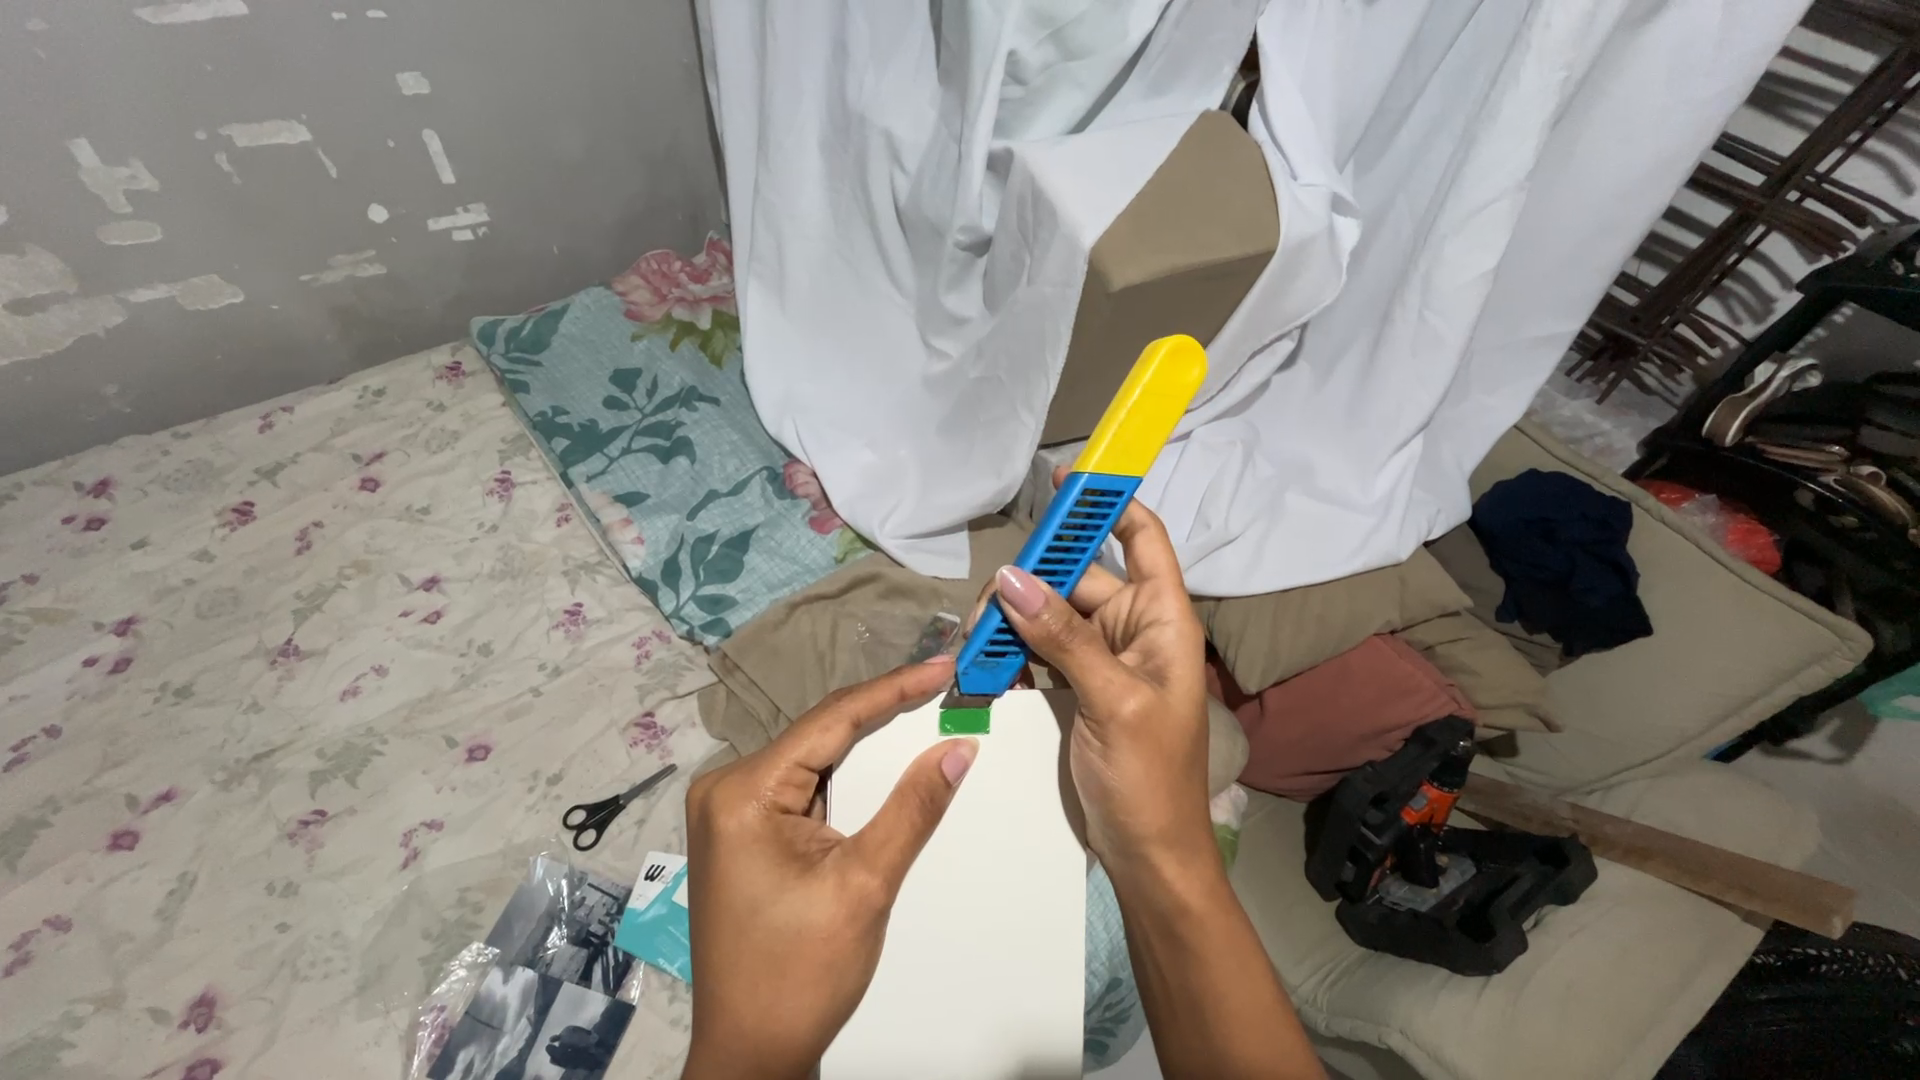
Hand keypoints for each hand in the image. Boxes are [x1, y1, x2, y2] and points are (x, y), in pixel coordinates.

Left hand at [682, 658, 978, 1079]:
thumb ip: (912, 808)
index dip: (893, 689)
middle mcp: (727, 788)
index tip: (942, 665)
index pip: (832, 721)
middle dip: (884, 710)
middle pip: (820, 733)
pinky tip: (885, 760)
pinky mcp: (744, 831)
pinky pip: (805, 784)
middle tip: (940, 680)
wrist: (750, 1053)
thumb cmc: (801, 974)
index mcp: (743, 792)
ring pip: (814, 756)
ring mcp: (732, 810)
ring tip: (923, 707)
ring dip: (868, 741)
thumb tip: (957, 746)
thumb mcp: (865, 885)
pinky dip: (848, 774)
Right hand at [987, 468, 1212, 873]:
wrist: (1146, 852)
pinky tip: (983, 658)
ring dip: (1014, 617)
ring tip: (975, 637)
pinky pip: (1040, 649)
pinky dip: (1014, 649)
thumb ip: (1064, 637)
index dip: (1109, 502)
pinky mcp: (1076, 686)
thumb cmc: (1149, 776)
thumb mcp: (1112, 700)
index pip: (1142, 539)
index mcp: (1162, 620)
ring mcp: (1101, 658)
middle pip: (1078, 576)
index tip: (1065, 478)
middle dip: (1032, 579)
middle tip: (984, 600)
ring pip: (1051, 613)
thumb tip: (1011, 576)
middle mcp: (1132, 629)